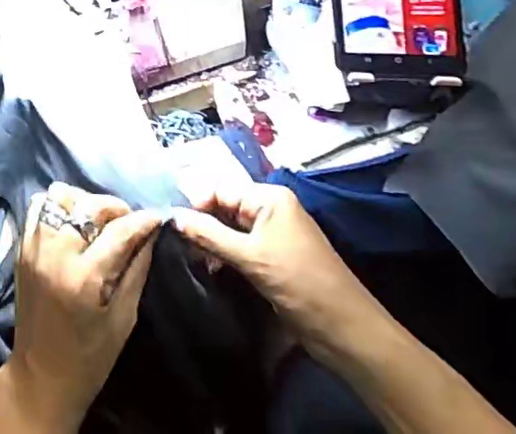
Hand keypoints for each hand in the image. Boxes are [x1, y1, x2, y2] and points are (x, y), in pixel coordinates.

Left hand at [0, 183, 163, 431]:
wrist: (39, 380)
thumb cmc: (89, 357)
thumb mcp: (124, 318)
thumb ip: (137, 269)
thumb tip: (153, 233)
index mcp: (83, 278)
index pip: (119, 230)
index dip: (143, 220)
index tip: (157, 218)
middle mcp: (54, 255)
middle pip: (88, 205)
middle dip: (114, 208)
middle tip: (125, 224)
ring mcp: (33, 249)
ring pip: (59, 197)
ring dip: (83, 203)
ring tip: (96, 222)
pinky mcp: (21, 250)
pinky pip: (38, 208)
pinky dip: (58, 208)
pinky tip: (72, 225)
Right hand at [169, 182, 373, 351]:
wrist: (344, 327)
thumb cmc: (298, 282)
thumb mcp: (251, 257)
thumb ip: (209, 235)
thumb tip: (174, 216)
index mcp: (270, 197)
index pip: (222, 189)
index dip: (197, 204)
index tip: (172, 224)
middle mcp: (271, 209)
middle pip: (226, 207)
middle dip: (203, 223)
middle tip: (177, 244)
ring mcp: (274, 234)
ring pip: (232, 229)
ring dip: (212, 242)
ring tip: (192, 259)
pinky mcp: (274, 257)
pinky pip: (242, 247)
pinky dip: (225, 255)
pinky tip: (211, 268)